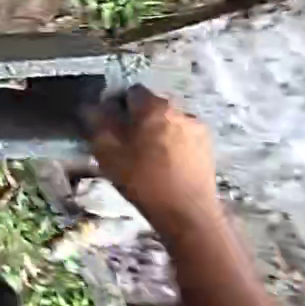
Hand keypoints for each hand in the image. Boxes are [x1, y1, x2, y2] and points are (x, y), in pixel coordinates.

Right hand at [85, 86, 220, 240]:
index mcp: (153, 107)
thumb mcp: (106, 150)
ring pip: (167, 120)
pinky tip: (163, 163)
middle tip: (125, 141)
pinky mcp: (207, 147)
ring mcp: (197, 129)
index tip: (109, 124)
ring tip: (145, 155)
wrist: (187, 214)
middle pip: (151, 105)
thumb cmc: (141, 179)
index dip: (116, 104)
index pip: (130, 91)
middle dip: (137, 117)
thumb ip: (98, 121)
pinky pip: (181, 135)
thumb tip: (97, 106)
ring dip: (155, 130)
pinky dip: (170, 142)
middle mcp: (179, 111)